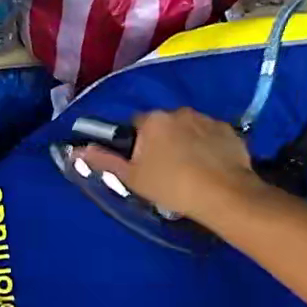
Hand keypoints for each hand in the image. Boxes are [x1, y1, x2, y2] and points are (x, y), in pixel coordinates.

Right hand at [75, 108, 267, 222]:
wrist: (224, 195)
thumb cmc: (171, 186)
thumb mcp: (132, 177)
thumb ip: (104, 160)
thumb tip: (77, 149)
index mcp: (153, 120)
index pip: (137, 125)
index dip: (138, 144)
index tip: (143, 164)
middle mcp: (179, 111)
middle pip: (164, 125)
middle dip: (163, 141)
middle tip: (166, 170)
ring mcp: (207, 119)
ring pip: (189, 129)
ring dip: (187, 142)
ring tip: (191, 171)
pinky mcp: (230, 131)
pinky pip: (212, 136)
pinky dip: (209, 147)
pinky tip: (211, 168)